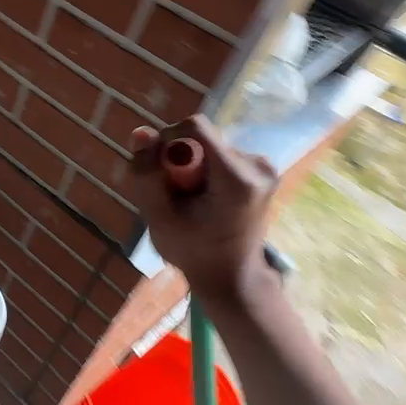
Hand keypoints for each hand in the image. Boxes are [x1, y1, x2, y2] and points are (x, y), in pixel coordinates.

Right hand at [127, 115, 278, 299]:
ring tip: (189, 201)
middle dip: (178, 161)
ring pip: (208, 146)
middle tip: (174, 196)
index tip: (160, 173)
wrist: (231, 276)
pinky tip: (202, 198)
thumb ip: (147, 173)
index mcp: (237, 177)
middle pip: (201, 139)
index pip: (194, 128)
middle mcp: (257, 165)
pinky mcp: (261, 170)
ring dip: (189, 167)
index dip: (167, 143)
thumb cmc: (193, 251)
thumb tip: (142, 132)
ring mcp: (263, 166)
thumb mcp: (158, 217)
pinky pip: (218, 155)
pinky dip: (203, 171)